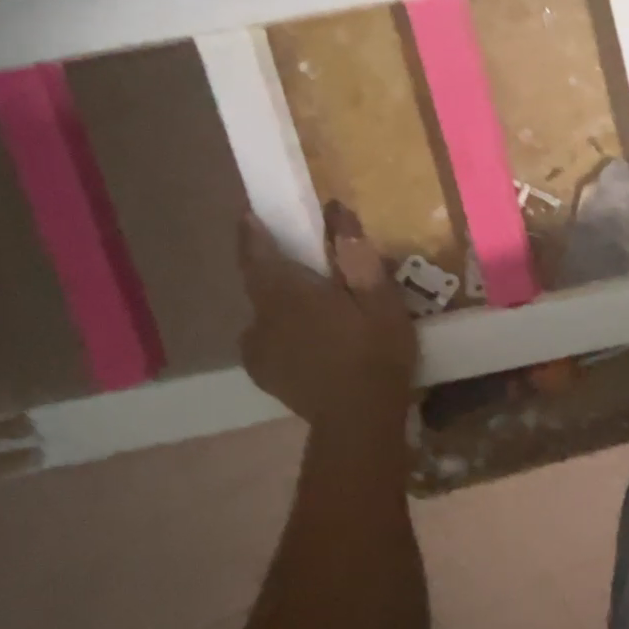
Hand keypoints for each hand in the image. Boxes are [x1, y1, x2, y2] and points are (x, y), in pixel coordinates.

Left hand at [238, 202, 418, 436]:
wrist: (357, 417)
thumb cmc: (375, 350)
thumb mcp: (380, 298)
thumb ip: (356, 255)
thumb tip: (336, 212)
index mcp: (288, 294)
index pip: (258, 255)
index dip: (251, 233)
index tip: (248, 214)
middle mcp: (261, 317)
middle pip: (262, 285)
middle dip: (278, 271)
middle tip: (309, 267)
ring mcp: (258, 349)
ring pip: (267, 315)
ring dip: (285, 306)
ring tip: (319, 312)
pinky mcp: (264, 373)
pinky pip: (269, 340)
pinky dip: (285, 333)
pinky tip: (314, 343)